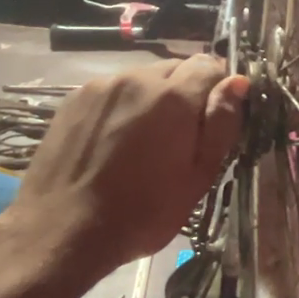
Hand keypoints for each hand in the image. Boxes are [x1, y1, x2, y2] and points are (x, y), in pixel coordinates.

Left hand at [0, 55, 248, 284]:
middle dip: (185, 93)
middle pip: (175, 69)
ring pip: (143, 79)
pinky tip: (115, 142)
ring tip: (144, 142)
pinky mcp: (74, 99)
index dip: (218, 88)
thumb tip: (238, 83)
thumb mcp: (198, 177)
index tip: (214, 117)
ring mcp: (101, 86)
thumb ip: (221, 124)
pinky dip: (123, 106)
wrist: (60, 232)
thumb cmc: (141, 213)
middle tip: (181, 136)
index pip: (210, 65)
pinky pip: (113, 91)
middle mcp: (137, 78)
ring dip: (153, 99)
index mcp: (173, 97)